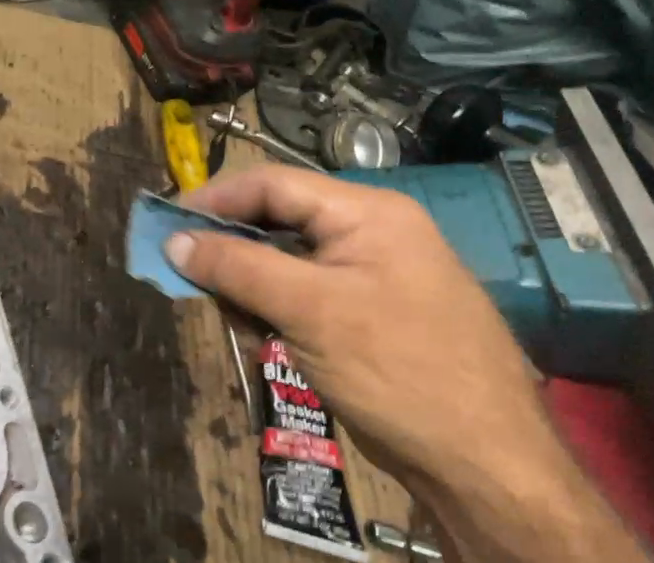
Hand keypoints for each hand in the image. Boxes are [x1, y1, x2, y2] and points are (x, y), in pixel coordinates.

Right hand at [166, 165, 647, 562]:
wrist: (488, 470)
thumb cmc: (399, 372)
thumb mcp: (308, 311)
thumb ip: (235, 267)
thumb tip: (171, 241)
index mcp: (368, 215)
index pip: (272, 184)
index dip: (214, 200)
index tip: (166, 226)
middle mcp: (371, 234)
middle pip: (275, 222)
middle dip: (232, 254)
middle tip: (195, 283)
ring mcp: (372, 276)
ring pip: (282, 262)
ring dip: (249, 291)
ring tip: (240, 328)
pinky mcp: (368, 315)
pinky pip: (302, 295)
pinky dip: (273, 313)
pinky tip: (265, 343)